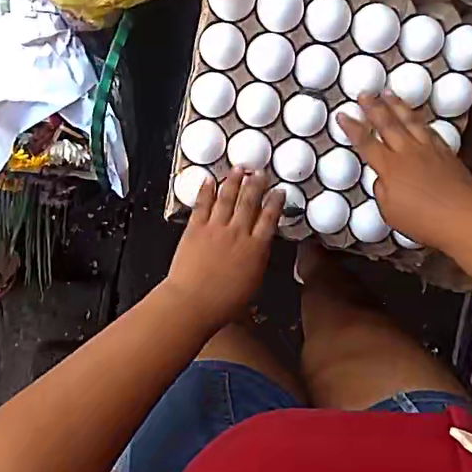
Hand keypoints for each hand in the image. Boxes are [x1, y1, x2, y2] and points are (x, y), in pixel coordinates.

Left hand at [163, 167, 282, 330]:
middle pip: (250, 201)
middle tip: (260, 172)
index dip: (276, 202)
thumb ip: (257, 260)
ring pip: (228, 197)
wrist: (193, 302)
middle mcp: (238, 233)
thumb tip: (260, 248)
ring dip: (234, 181)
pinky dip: (207, 191)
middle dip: (257, 184)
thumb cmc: (223, 302)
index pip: (270, 218)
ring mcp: (216, 228)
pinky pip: (203, 204)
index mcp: (256, 248)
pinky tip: (209, 180)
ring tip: (239, 168)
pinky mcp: (196, 229)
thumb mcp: (252, 282)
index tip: (279, 192)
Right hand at [338, 92, 471, 253]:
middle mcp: (408, 153)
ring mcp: (429, 149)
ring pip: (409, 120)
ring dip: (397, 106)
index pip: (366, 143)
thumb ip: (381, 191)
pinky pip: (429, 129)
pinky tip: (417, 116)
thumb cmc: (425, 221)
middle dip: (373, 107)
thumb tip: (382, 179)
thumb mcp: (390, 212)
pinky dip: (420, 119)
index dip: (352, 128)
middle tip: (364, 94)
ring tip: (388, 94)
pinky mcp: (446, 152)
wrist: (462, 217)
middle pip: (387, 124)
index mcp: (390, 167)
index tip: (343, 115)